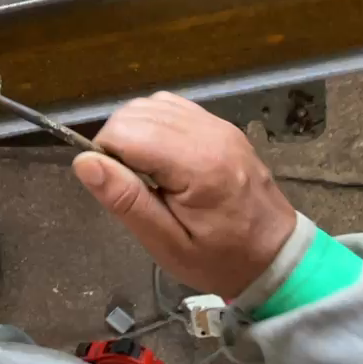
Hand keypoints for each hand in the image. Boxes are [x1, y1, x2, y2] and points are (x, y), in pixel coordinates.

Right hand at [71, 93, 296, 296]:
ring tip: (144, 169)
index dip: (107, 155)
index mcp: (198, 165)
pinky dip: (151, 123)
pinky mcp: (218, 124)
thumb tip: (84, 162)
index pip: (125, 131)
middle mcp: (208, 133)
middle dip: (117, 143)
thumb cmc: (220, 258)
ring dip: (132, 131)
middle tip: (131, 183)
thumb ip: (126, 200)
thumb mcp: (167, 244)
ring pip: (148, 104)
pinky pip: (168, 106)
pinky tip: (158, 154)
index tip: (120, 188)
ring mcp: (216, 124)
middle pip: (133, 113)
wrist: (278, 256)